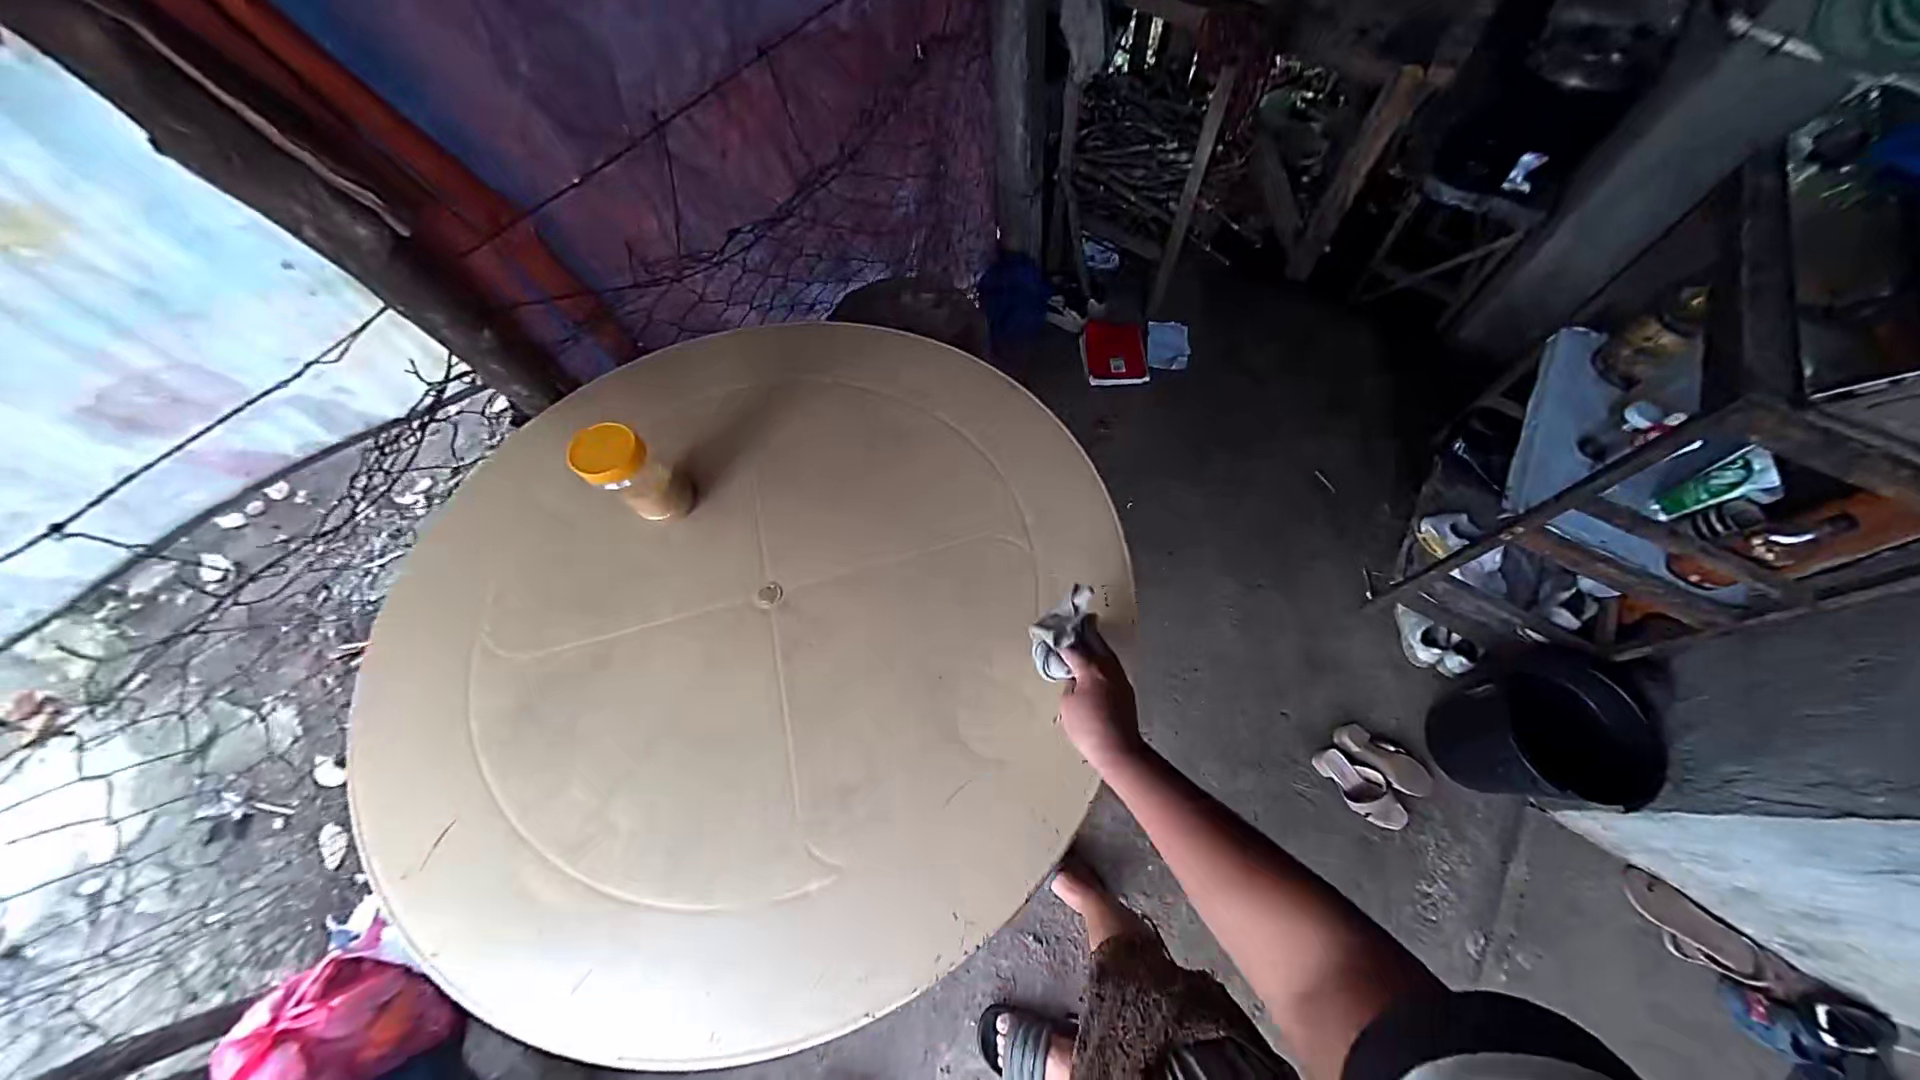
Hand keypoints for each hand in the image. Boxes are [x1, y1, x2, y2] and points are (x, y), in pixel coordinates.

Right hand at [1058, 636, 1143, 770]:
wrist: (1119, 750)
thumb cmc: (1089, 729)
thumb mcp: (1067, 705)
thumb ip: (1069, 685)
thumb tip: (1075, 678)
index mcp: (1091, 668)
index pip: (1072, 647)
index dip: (1060, 640)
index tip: (1052, 634)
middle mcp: (1108, 668)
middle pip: (1095, 642)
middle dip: (1084, 632)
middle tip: (1075, 622)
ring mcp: (1120, 678)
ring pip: (1106, 653)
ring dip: (1095, 645)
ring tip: (1086, 640)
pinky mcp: (1126, 690)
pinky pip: (1111, 667)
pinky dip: (1102, 660)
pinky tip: (1096, 665)